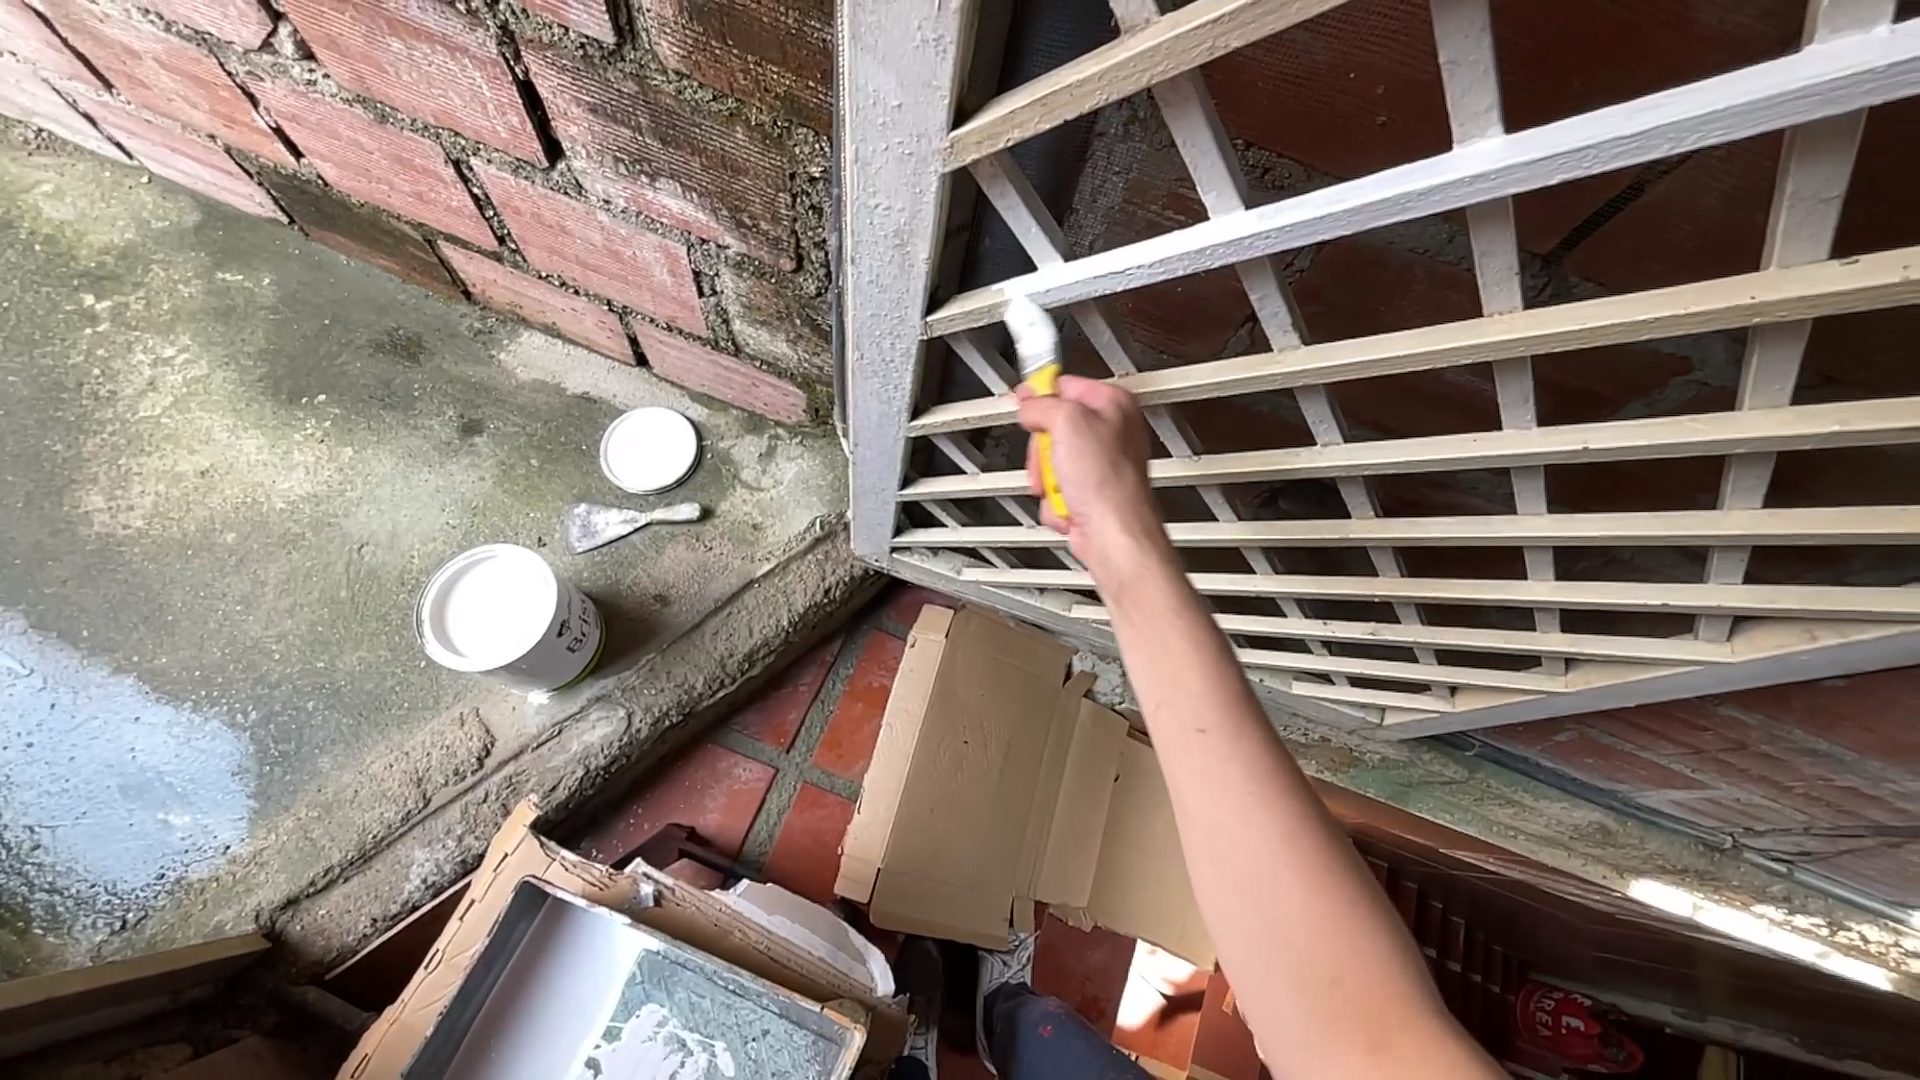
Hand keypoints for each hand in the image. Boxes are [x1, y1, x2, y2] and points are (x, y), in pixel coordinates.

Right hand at [1016, 376, 1171, 578]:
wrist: (1113, 533)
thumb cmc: (1107, 483)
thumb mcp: (1066, 422)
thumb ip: (1043, 403)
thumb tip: (1029, 402)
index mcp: (1113, 404)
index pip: (1065, 385)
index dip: (1040, 395)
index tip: (1025, 402)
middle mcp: (1110, 432)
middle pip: (1052, 427)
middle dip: (1042, 450)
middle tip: (1049, 457)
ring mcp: (1099, 464)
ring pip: (1050, 462)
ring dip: (1047, 479)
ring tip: (1061, 485)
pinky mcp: (1089, 492)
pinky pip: (1056, 489)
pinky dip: (1055, 500)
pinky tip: (1069, 503)